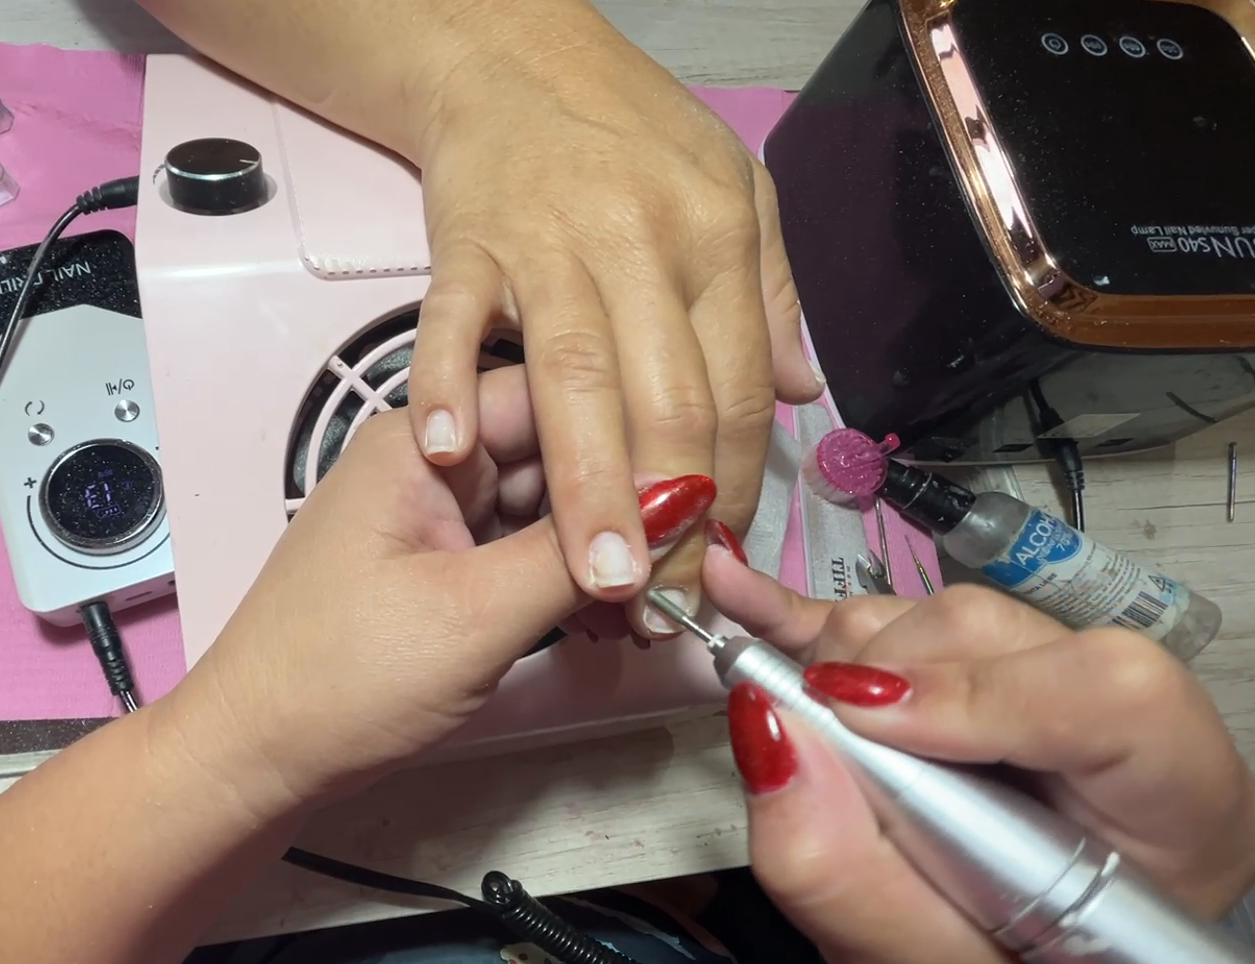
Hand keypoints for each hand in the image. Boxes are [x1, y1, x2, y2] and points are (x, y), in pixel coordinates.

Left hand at [166, 367, 709, 815]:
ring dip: (601, 559)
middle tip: (690, 571)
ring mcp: (438, 518)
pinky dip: (568, 587)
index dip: (628, 443)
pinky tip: (610, 623)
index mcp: (422, 440)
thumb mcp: (473, 613)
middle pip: (555, 458)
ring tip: (655, 610)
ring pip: (547, 514)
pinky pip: (524, 557)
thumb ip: (576, 556)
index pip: (550, 399)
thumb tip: (677, 503)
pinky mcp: (445, 568)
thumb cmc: (342, 676)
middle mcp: (433, 462)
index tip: (699, 499)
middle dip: (623, 515)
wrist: (262, 755)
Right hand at [404, 7, 821, 639]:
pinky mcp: (464, 248)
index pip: (738, 395)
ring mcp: (545, 248)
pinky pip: (455, 322)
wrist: (513, 64)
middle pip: (665, 400)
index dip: (736, 490)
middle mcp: (640, 248)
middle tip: (663, 607)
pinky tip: (450, 453)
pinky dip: (450, 384)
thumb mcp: (733, 193)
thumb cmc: (627, 136)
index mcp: (714, 243)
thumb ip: (768, 296)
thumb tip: (804, 395)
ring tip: (596, 577)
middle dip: (670, 514)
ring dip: (588, 483)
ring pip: (575, 378)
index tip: (719, 564)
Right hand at [700, 548, 1254, 963]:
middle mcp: (1116, 713)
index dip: (972, 692)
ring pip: (919, 611)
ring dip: (836, 660)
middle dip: (875, 676)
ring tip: (818, 731)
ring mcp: (1031, 666)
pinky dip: (786, 606)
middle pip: (987, 632)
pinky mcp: (949, 653)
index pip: (1108, 693)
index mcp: (1173, 806)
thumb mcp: (906, 962)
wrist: (973, 962)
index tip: (858, 720)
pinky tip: (731, 585)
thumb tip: (765, 720)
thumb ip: (831, 862)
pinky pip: (868, 608)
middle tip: (826, 742)